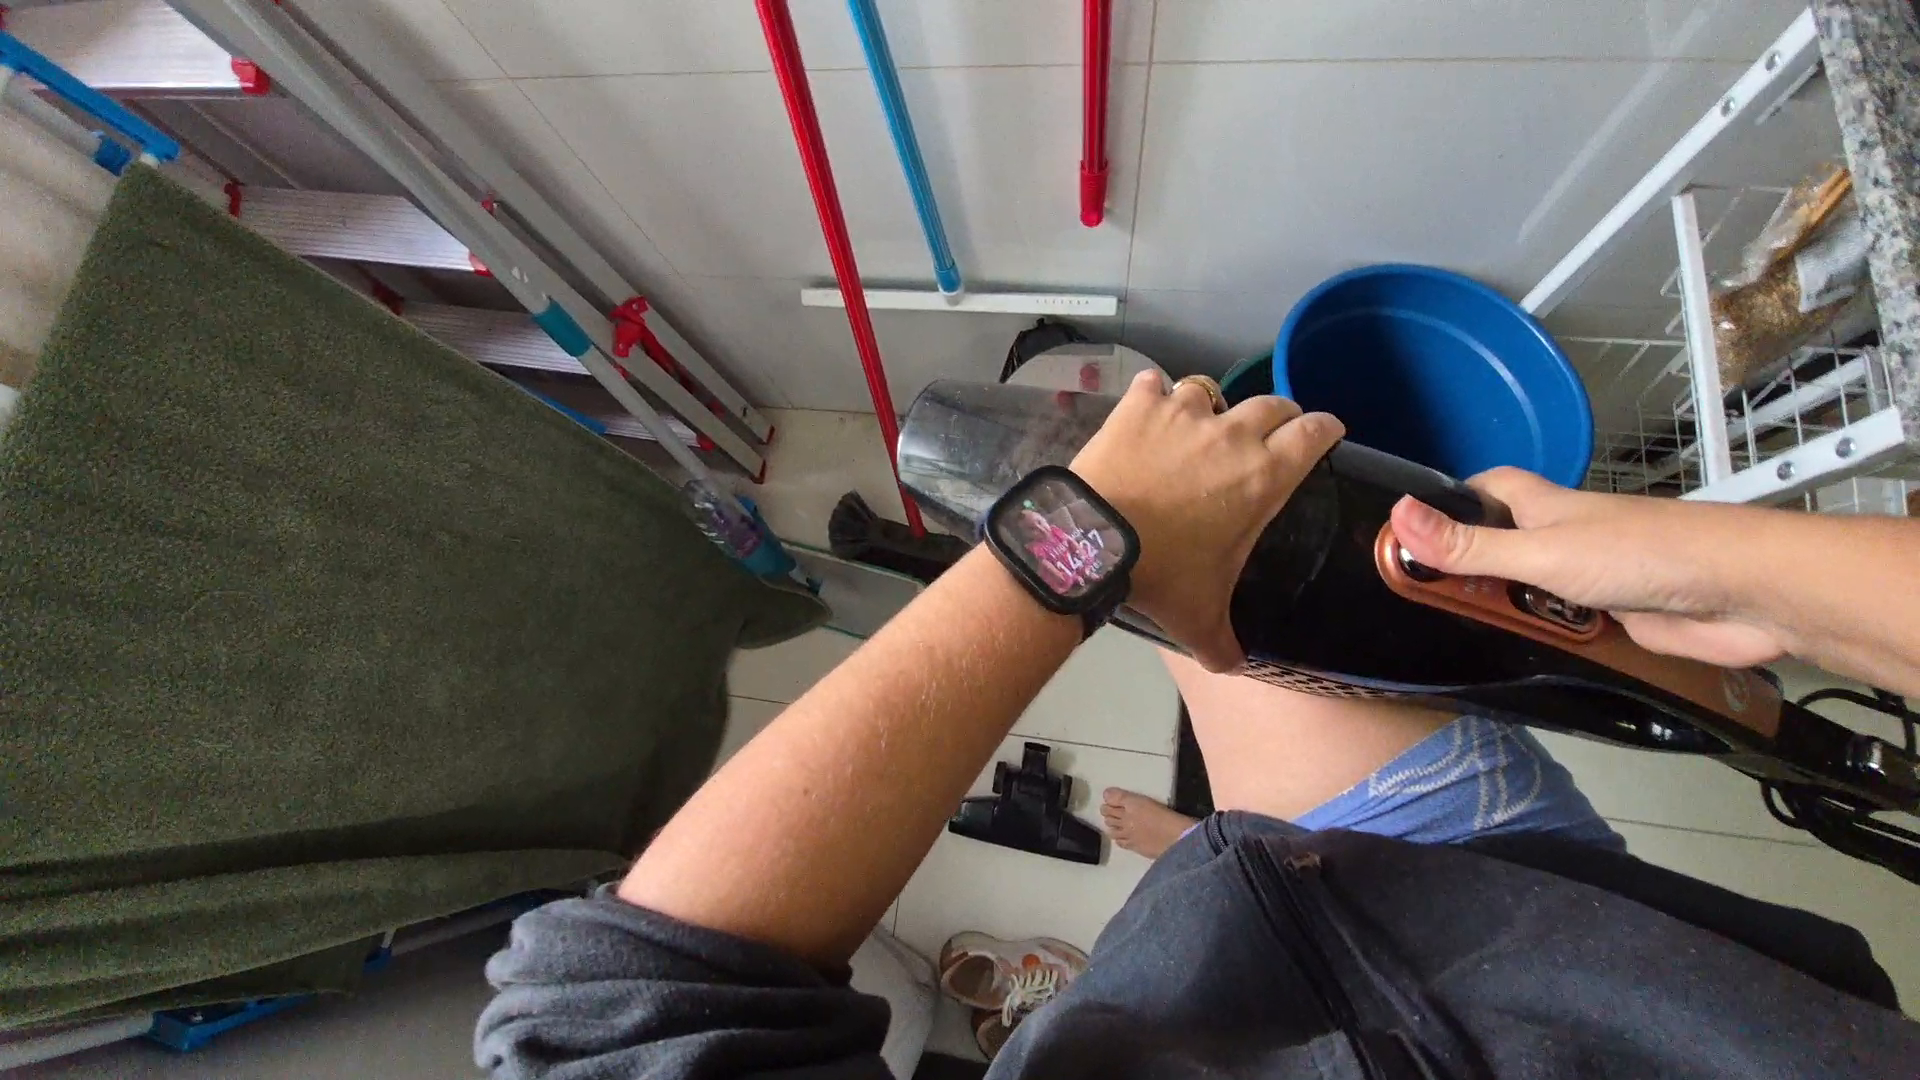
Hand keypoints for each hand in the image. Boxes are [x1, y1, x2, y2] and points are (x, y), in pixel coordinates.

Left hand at [1071, 371, 1343, 672]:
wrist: (1092, 541)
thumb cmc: (1159, 575)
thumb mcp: (1199, 618)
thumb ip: (1225, 644)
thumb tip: (1236, 667)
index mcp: (1263, 475)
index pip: (1314, 433)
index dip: (1325, 429)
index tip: (1325, 432)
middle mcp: (1231, 434)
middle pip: (1272, 404)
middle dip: (1278, 415)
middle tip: (1269, 432)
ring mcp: (1182, 413)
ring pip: (1210, 390)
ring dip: (1210, 405)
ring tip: (1197, 423)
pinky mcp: (1137, 406)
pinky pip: (1153, 384)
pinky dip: (1152, 394)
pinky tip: (1146, 408)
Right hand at [1389, 467, 1787, 667]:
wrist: (1748, 597)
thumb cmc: (1639, 555)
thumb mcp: (1537, 551)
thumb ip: (1467, 545)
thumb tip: (1393, 515)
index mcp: (1541, 507)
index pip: (1483, 488)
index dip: (1446, 500)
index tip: (1406, 528)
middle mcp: (1559, 536)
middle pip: (1494, 543)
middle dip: (1459, 565)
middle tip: (1409, 594)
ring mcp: (1583, 577)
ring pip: (1520, 588)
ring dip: (1494, 607)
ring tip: (1438, 630)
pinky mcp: (1605, 616)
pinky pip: (1551, 623)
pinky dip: (1530, 635)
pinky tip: (1498, 653)